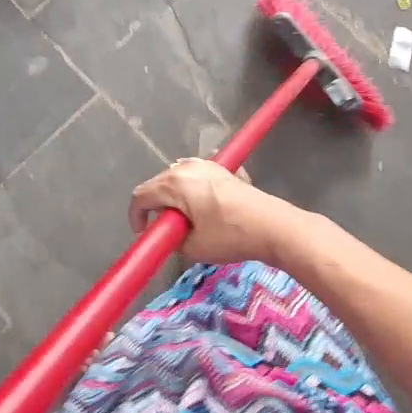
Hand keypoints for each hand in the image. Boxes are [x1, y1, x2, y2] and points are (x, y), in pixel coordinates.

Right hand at [128, 158, 300, 265]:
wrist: (275, 227)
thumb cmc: (231, 237)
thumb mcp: (192, 248)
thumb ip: (171, 239)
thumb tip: (171, 233)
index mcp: (174, 184)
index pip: (141, 196)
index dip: (136, 216)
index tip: (143, 234)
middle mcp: (186, 167)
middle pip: (157, 184)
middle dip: (155, 206)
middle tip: (165, 229)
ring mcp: (206, 165)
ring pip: (176, 178)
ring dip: (173, 197)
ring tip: (184, 218)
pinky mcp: (222, 170)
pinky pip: (195, 176)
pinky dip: (190, 189)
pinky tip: (200, 204)